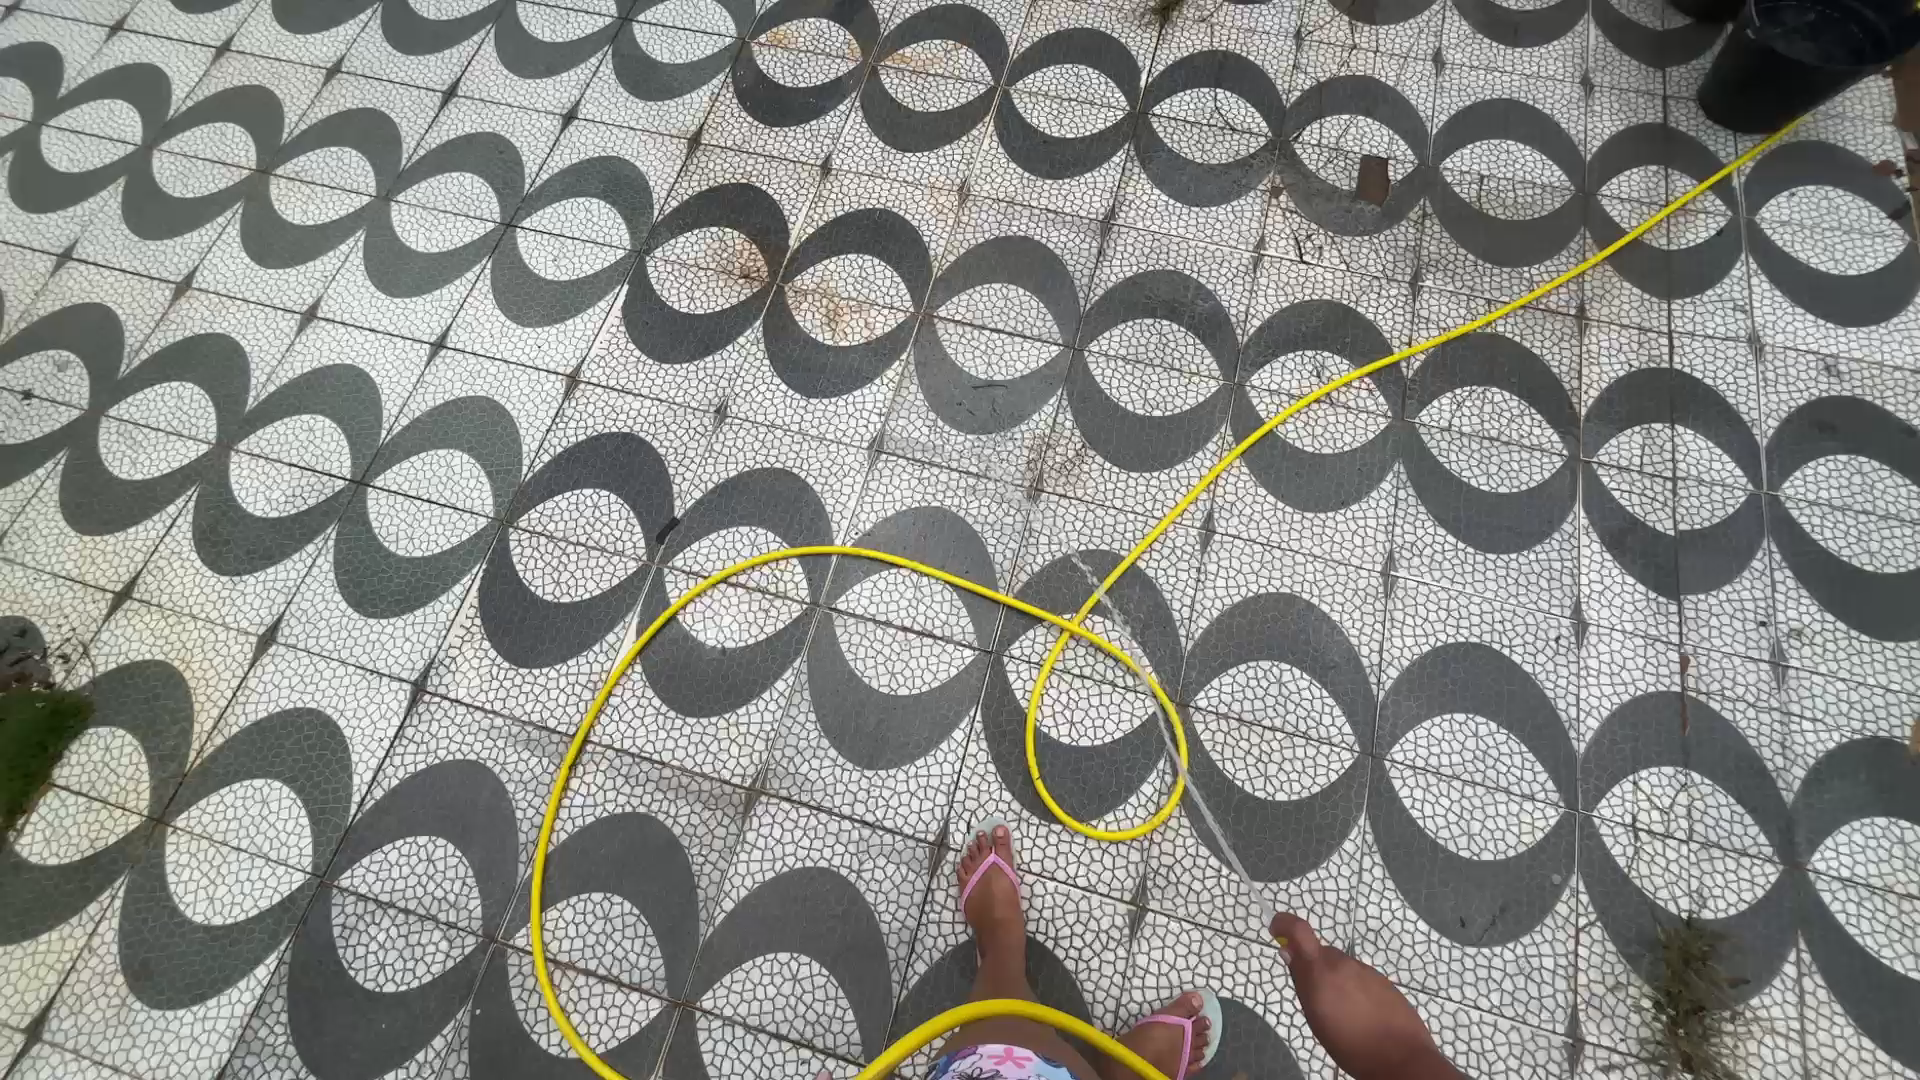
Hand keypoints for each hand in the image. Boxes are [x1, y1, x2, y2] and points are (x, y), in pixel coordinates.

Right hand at [1269, 913, 1463, 1079]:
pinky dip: (1358, 993)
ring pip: (1344, 969)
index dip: (1284, 922)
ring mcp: (1367, 972)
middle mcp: (1343, 963)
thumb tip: (1289, 952)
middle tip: (1321, 1000)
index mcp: (1320, 970)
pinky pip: (1363, 981)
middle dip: (1316, 969)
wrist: (1404, 1061)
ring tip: (1347, 1016)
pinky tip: (1366, 1018)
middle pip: (1322, 954)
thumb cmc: (1351, 1046)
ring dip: (1339, 983)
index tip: (1276, 931)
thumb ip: (1302, 981)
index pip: (1298, 929)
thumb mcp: (1316, 1018)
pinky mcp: (1386, 984)